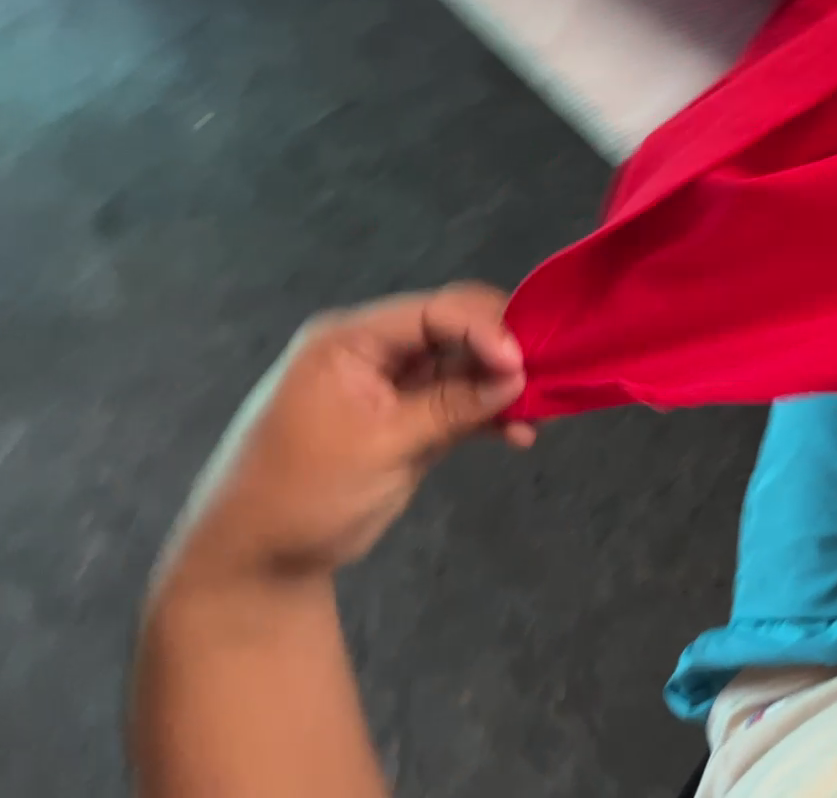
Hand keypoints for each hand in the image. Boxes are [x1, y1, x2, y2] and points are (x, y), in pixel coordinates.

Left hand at [158, 284, 534, 595]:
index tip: (521, 364)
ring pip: (470, 366)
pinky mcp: (414, 417)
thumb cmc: (302, 492)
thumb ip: (452, 406)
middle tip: (543, 377)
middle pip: (458, 330)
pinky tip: (521, 435)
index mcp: (352, 342)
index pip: (434, 312)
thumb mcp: (381, 445)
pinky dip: (494, 414)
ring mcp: (398, 385)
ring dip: (505, 387)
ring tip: (539, 414)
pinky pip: (466, 400)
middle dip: (503, 352)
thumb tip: (518, 378)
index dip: (485, 330)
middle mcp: (377, 352)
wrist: (257, 560)